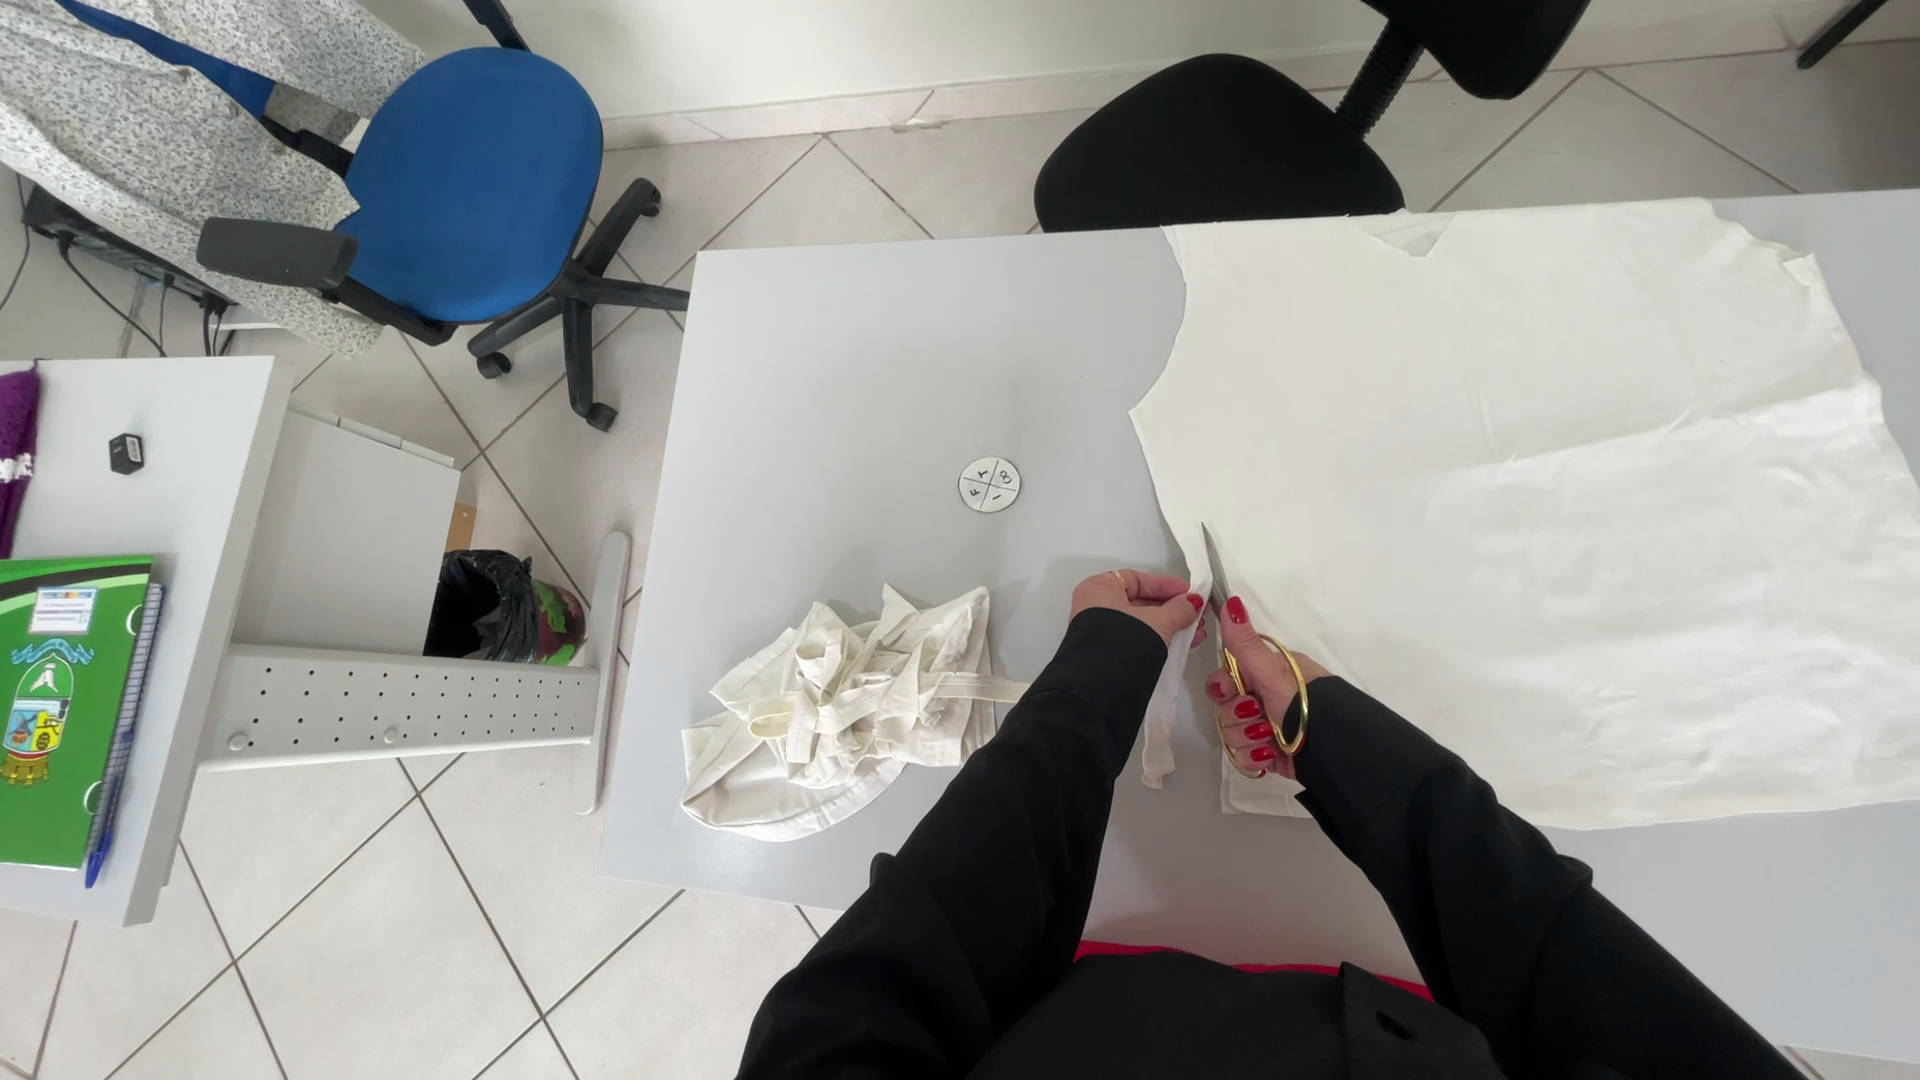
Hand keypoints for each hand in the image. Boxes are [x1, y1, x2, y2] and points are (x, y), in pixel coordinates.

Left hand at [1070, 569, 1203, 645]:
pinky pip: (1138, 639)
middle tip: (1196, 612)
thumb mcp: (1159, 621)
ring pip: (1142, 623)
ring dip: (1170, 625)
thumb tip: (1194, 602)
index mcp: (1099, 588)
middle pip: (1141, 601)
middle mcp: (1094, 607)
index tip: (1189, 592)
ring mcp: (1100, 631)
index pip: (1137, 579)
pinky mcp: (1107, 652)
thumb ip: (1179, 609)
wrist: (1103, 684)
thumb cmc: (1123, 642)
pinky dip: (1159, 639)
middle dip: (1172, 608)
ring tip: (1195, 632)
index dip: (1165, 585)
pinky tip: (1181, 645)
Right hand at [1204, 596, 1329, 778]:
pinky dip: (1255, 757)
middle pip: (1224, 708)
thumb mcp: (1272, 672)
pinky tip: (1270, 754)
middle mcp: (1261, 699)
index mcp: (1263, 675)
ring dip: (1248, 737)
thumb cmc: (1304, 703)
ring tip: (1270, 738)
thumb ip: (1244, 642)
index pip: (1223, 678)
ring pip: (1231, 733)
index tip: (1230, 691)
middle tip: (1258, 716)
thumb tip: (1230, 600)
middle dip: (1237, 716)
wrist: (1333, 749)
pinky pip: (1243, 757)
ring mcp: (1264, 728)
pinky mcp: (1267, 754)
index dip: (1221, 687)